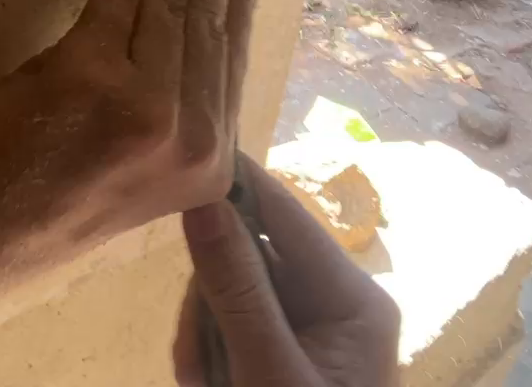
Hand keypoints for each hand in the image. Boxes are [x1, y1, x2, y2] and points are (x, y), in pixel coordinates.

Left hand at [0, 0, 255, 277]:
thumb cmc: (47, 194)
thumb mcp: (135, 166)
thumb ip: (171, 112)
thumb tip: (186, 39)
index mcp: (207, 166)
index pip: (232, 64)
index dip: (239, 6)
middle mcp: (192, 138)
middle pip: (209, 27)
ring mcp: (145, 104)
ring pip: (172, 4)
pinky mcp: (90, 71)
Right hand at [172, 155, 400, 386]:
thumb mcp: (269, 377)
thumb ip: (236, 288)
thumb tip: (202, 198)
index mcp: (353, 297)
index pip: (281, 210)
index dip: (230, 183)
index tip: (178, 167)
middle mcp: (332, 296)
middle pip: (244, 249)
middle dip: (208, 298)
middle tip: (196, 361)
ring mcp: (306, 320)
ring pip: (225, 283)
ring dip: (201, 331)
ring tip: (203, 385)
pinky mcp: (281, 342)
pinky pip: (224, 315)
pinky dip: (206, 348)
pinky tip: (208, 384)